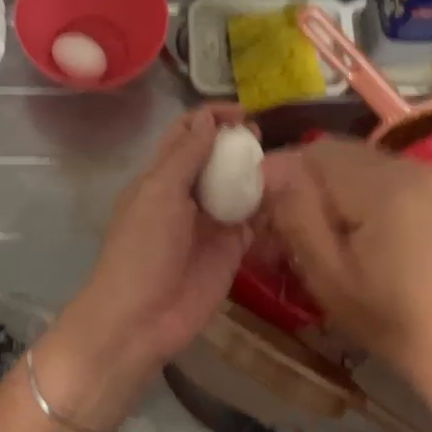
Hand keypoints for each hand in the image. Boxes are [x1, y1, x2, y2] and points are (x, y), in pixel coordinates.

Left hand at [40, 107, 252, 427]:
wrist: (140, 318)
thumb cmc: (142, 249)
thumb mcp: (159, 193)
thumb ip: (186, 155)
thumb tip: (208, 119)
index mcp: (160, 175)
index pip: (187, 134)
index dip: (211, 118)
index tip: (241, 112)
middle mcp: (187, 193)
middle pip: (216, 157)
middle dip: (238, 143)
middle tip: (262, 138)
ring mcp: (211, 222)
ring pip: (238, 186)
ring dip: (257, 172)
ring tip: (283, 162)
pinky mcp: (232, 249)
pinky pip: (255, 221)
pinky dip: (271, 207)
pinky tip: (291, 194)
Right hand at [260, 137, 431, 377]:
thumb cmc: (391, 320)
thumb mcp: (328, 276)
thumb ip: (296, 215)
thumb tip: (271, 170)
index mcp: (385, 189)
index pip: (315, 152)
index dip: (283, 173)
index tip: (266, 209)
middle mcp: (413, 167)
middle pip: (339, 153)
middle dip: (309, 182)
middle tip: (291, 225)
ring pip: (362, 161)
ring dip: (336, 187)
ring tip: (328, 231)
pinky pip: (388, 173)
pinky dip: (365, 191)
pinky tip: (364, 229)